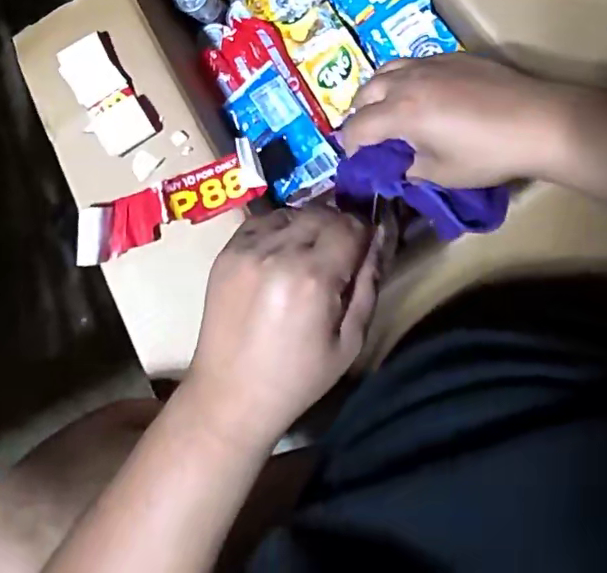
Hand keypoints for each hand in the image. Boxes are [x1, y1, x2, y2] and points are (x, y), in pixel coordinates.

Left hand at [183, 207, 388, 451]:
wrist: (230, 395)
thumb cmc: (298, 377)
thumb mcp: (350, 342)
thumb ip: (368, 283)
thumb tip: (380, 236)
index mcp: (312, 277)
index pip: (349, 225)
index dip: (363, 234)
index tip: (364, 250)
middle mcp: (278, 253)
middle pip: (321, 214)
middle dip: (338, 228)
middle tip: (340, 255)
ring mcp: (247, 248)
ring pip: (292, 212)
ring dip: (308, 226)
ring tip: (308, 255)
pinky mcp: (226, 251)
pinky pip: (262, 220)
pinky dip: (279, 228)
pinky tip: (281, 253)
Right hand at [341, 55, 577, 187]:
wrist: (540, 121)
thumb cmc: (490, 154)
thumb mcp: (443, 175)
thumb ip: (411, 169)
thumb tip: (401, 166)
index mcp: (400, 113)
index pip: (357, 127)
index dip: (351, 145)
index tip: (357, 158)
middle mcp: (407, 82)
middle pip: (365, 92)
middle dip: (360, 114)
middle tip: (370, 134)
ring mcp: (429, 64)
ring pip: (386, 70)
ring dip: (378, 91)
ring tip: (388, 107)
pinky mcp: (452, 56)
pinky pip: (413, 63)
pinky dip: (404, 78)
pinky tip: (422, 93)